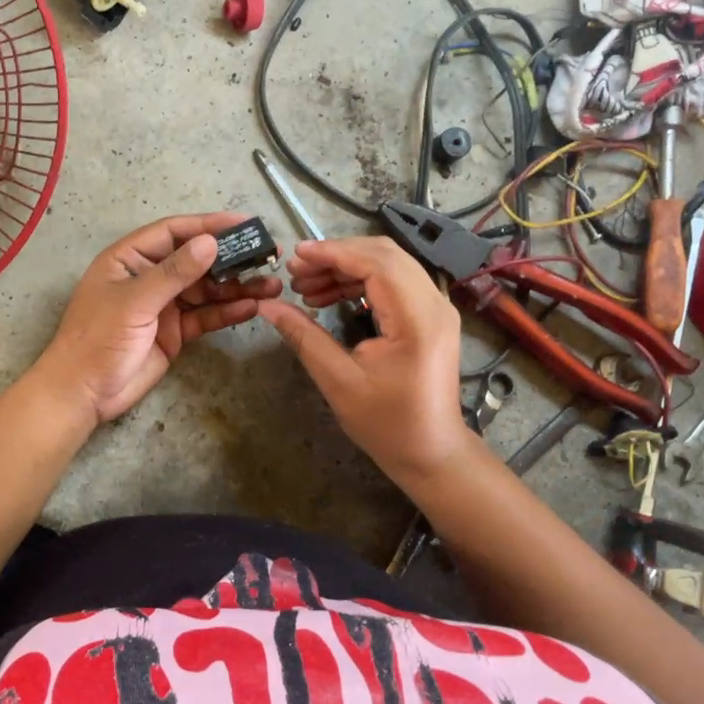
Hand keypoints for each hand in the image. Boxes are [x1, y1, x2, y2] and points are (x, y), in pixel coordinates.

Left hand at [30, 212, 282, 424]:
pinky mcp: (174, 333)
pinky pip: (205, 317)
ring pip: (205, 290)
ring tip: (271, 285)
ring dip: (236, 287)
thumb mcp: (134, 301)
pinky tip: (252, 308)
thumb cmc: (98, 339)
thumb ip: (174, 273)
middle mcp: (148, 278)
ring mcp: (162, 306)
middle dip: (230, 258)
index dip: (208, 225)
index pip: (173, 232)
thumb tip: (210, 242)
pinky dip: (227, 312)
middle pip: (195, 260)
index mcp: (129, 259)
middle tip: (268, 256)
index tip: (244, 223)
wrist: (82, 392)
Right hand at [258, 237, 474, 479]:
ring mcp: (437, 308)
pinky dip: (361, 282)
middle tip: (295, 272)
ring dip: (346, 268)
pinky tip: (330, 297)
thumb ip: (304, 337)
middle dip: (337, 256)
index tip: (295, 256)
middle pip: (385, 255)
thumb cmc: (386, 423)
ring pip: (389, 265)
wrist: (430, 451)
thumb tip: (267, 306)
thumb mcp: (338, 381)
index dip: (333, 253)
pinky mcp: (431, 316)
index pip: (376, 263)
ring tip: (306, 287)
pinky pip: (395, 282)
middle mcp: (434, 304)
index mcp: (417, 320)